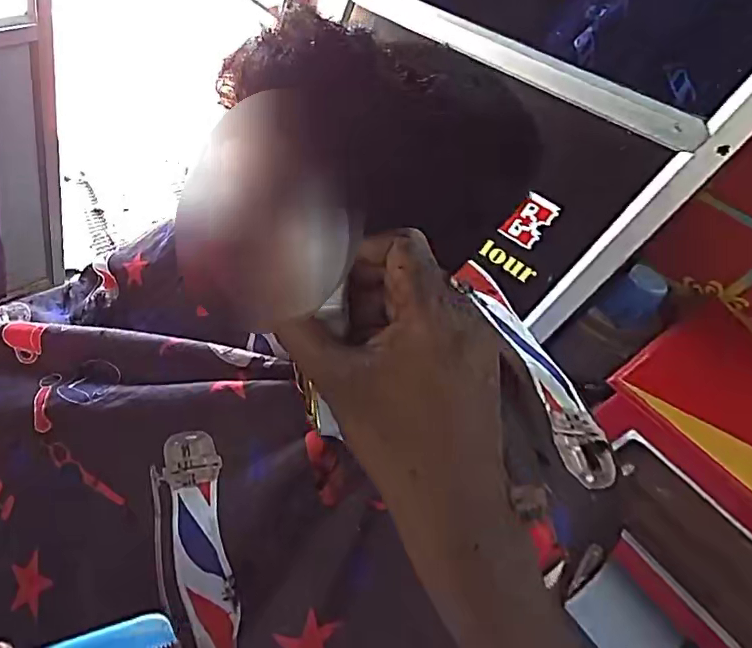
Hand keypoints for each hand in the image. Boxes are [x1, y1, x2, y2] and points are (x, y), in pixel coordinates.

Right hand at [275, 229, 576, 646]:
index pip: (404, 243)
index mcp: (431, 313)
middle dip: (365, 283)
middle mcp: (464, 316)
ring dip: (381, 306)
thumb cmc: (392, 439)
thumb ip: (298, 327)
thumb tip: (271, 295)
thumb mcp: (334, 377)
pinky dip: (403, 325)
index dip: (364, 250)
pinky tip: (380, 362)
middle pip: (409, 268)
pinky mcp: (480, 359)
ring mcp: (478, 338)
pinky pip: (436, 319)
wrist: (456, 508)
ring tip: (354, 343)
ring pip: (421, 293)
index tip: (334, 277)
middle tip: (337, 316)